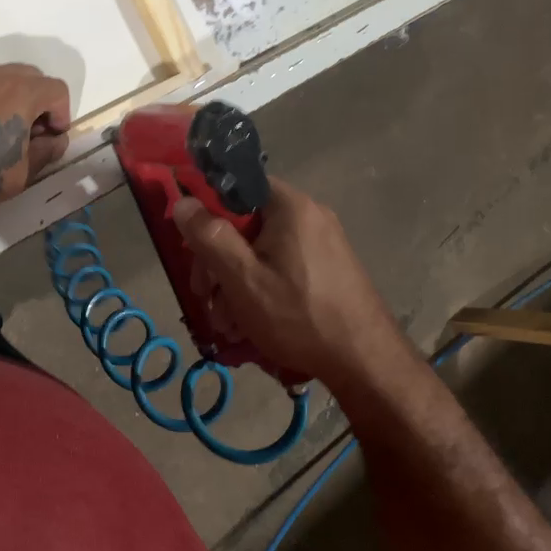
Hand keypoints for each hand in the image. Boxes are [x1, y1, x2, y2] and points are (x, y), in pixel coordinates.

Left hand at [0, 64, 71, 224]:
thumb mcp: (18, 176)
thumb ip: (45, 153)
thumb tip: (55, 140)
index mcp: (21, 92)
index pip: (57, 90)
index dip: (60, 116)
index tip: (48, 140)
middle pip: (28, 78)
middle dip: (35, 104)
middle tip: (25, 136)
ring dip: (4, 101)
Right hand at [174, 180, 404, 384]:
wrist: (367, 365)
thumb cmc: (299, 316)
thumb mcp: (243, 278)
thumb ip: (209, 236)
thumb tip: (183, 201)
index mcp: (289, 206)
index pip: (236, 185)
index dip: (206, 212)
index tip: (191, 248)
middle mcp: (309, 215)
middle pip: (245, 222)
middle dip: (217, 259)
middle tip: (205, 296)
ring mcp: (323, 242)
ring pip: (261, 248)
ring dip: (235, 280)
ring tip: (227, 322)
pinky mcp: (329, 268)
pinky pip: (282, 264)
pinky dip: (261, 286)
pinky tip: (250, 321)